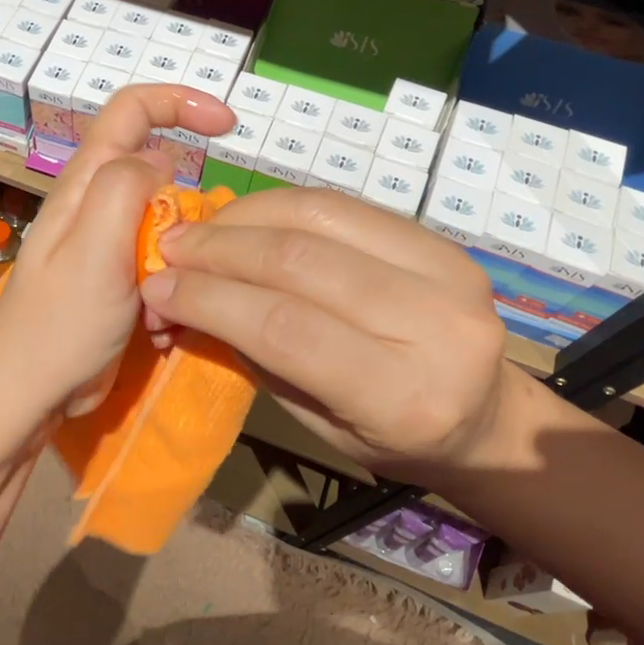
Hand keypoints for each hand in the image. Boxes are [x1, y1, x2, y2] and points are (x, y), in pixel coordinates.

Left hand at [0, 85, 234, 451]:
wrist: (29, 397)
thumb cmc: (59, 324)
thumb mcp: (94, 247)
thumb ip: (126, 187)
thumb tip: (161, 159)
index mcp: (84, 184)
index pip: (130, 111)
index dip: (179, 102)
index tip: (228, 126)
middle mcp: (93, 205)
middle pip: (157, 174)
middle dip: (187, 212)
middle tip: (185, 263)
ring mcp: (103, 245)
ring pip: (165, 226)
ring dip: (181, 261)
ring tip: (163, 309)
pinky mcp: (114, 281)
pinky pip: (160, 267)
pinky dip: (171, 290)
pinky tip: (158, 328)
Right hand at [138, 187, 511, 483]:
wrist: (486, 419)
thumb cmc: (387, 438)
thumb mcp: (312, 420)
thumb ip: (253, 354)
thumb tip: (182, 296)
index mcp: (402, 398)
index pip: (286, 329)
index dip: (210, 299)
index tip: (157, 287)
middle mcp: (436, 328)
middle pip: (302, 263)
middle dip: (219, 249)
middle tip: (168, 247)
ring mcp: (449, 275)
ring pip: (323, 218)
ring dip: (244, 216)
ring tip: (199, 229)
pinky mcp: (445, 242)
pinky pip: (345, 206)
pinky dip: (281, 206)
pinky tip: (244, 217)